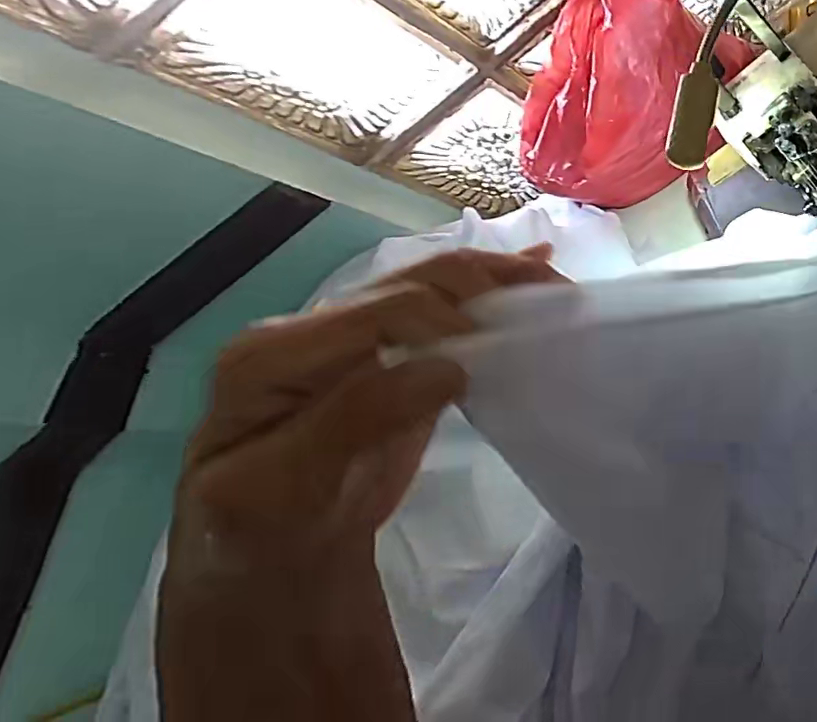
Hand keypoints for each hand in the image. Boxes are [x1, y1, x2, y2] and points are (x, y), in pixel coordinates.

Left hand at [168, 246, 563, 575]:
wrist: (280, 553)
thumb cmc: (266, 531)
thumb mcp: (286, 489)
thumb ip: (355, 420)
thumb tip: (449, 368)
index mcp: (275, 351)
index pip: (378, 310)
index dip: (443, 319)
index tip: (490, 354)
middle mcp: (315, 325)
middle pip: (412, 281)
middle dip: (483, 280)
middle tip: (545, 294)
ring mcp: (357, 331)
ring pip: (434, 281)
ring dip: (496, 275)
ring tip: (550, 272)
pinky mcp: (394, 346)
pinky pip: (444, 305)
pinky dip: (490, 285)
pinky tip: (531, 263)